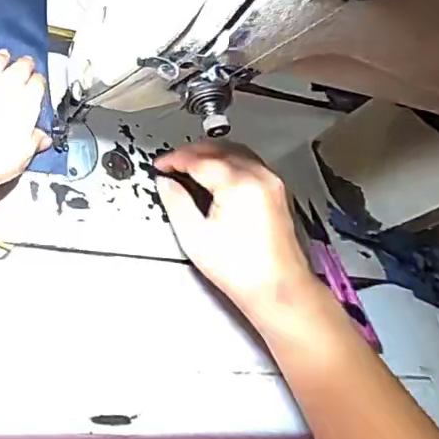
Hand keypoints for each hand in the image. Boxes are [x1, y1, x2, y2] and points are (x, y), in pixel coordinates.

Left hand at [0, 49, 51, 195]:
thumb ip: (32, 144)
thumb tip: (41, 139)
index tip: (38, 83)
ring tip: (2, 55)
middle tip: (26, 63)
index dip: (38, 83)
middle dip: (24, 65)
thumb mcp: (19, 158)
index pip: (37, 86)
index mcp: (25, 104)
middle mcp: (4, 88)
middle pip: (19, 69)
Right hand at [155, 141, 315, 317]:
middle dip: (190, 152)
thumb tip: (166, 182)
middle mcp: (259, 176)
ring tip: (188, 166)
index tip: (160, 165)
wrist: (279, 290)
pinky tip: (214, 174)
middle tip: (170, 162)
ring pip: (234, 152)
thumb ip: (176, 201)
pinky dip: (226, 161)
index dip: (174, 159)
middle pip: (218, 149)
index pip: (198, 159)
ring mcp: (271, 183)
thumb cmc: (242, 270)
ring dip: (209, 154)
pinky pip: (247, 163)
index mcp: (238, 183)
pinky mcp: (276, 191)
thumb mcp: (194, 235)